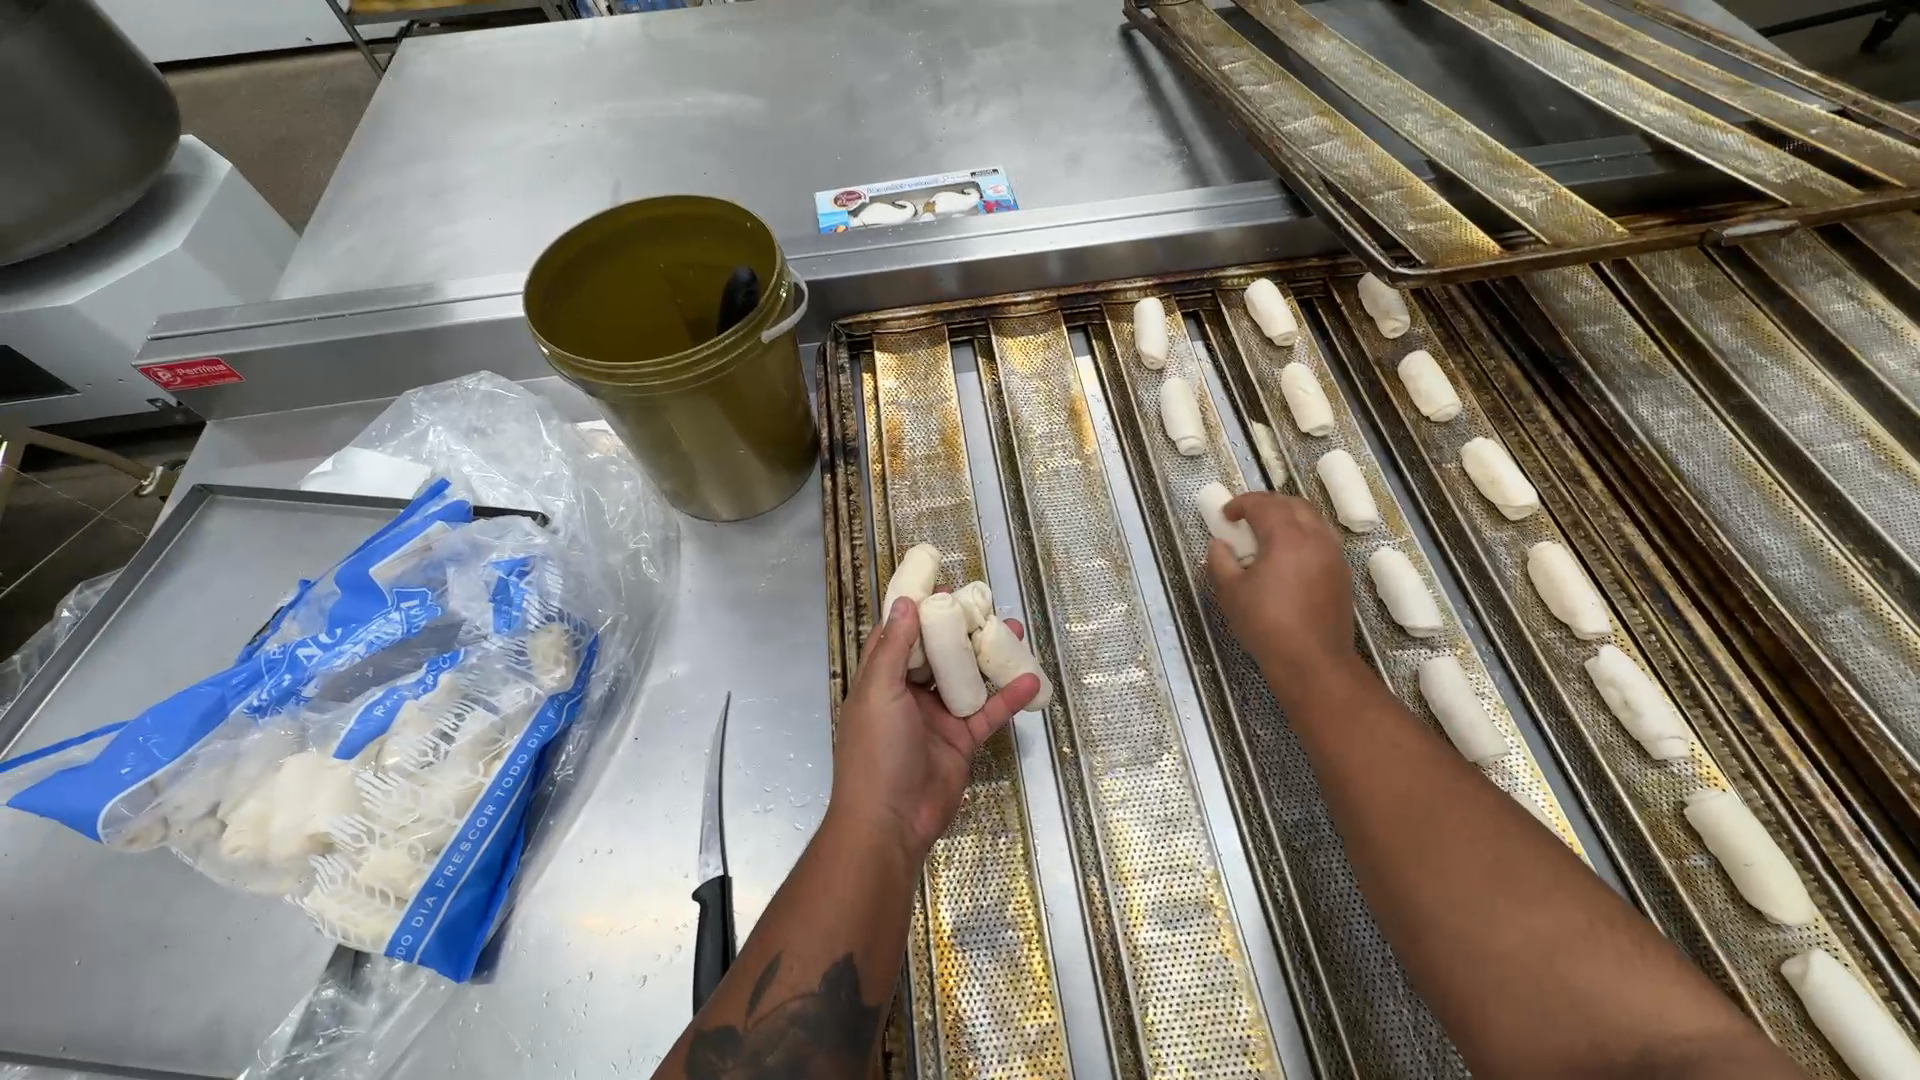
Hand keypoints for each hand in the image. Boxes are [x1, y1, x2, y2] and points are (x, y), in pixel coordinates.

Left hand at [828, 597, 1039, 862]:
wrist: (891, 821)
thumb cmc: (876, 751)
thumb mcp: (879, 692)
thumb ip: (893, 648)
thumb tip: (904, 602)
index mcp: (881, 680)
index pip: (899, 635)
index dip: (918, 610)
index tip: (942, 585)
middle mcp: (908, 694)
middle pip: (938, 652)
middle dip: (961, 628)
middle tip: (987, 603)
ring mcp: (937, 717)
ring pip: (967, 678)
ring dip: (988, 656)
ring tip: (1015, 629)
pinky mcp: (962, 740)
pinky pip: (988, 713)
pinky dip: (1009, 697)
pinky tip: (1032, 680)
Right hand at [1207, 491, 1357, 692]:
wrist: (1312, 661)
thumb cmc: (1266, 625)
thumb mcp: (1230, 592)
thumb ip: (1220, 561)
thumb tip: (1220, 545)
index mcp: (1287, 537)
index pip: (1263, 505)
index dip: (1241, 504)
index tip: (1225, 514)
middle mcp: (1316, 538)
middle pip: (1293, 504)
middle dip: (1267, 504)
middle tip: (1246, 518)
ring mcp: (1334, 556)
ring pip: (1312, 520)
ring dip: (1288, 518)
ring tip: (1267, 534)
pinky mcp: (1342, 574)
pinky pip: (1322, 540)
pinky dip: (1302, 536)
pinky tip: (1288, 557)